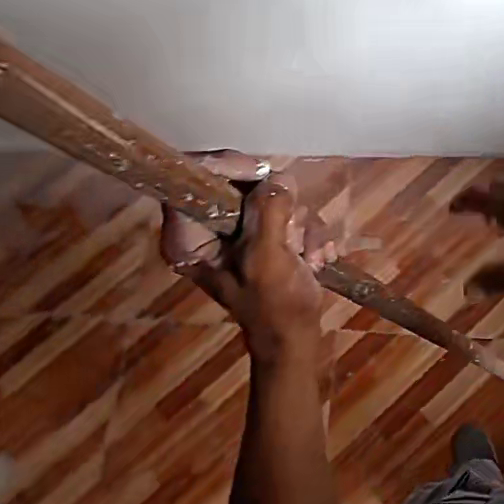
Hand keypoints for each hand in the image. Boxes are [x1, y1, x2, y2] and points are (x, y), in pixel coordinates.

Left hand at [160, 153, 336, 363]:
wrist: (295, 337)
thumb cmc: (275, 308)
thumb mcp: (267, 260)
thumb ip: (270, 213)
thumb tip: (279, 179)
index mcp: (189, 235)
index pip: (194, 176)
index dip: (227, 166)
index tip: (263, 173)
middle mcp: (208, 225)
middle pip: (241, 180)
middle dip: (279, 209)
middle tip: (292, 238)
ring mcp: (240, 226)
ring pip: (272, 194)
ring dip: (300, 226)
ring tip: (307, 257)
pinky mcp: (264, 229)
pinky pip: (290, 209)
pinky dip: (307, 232)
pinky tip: (314, 259)